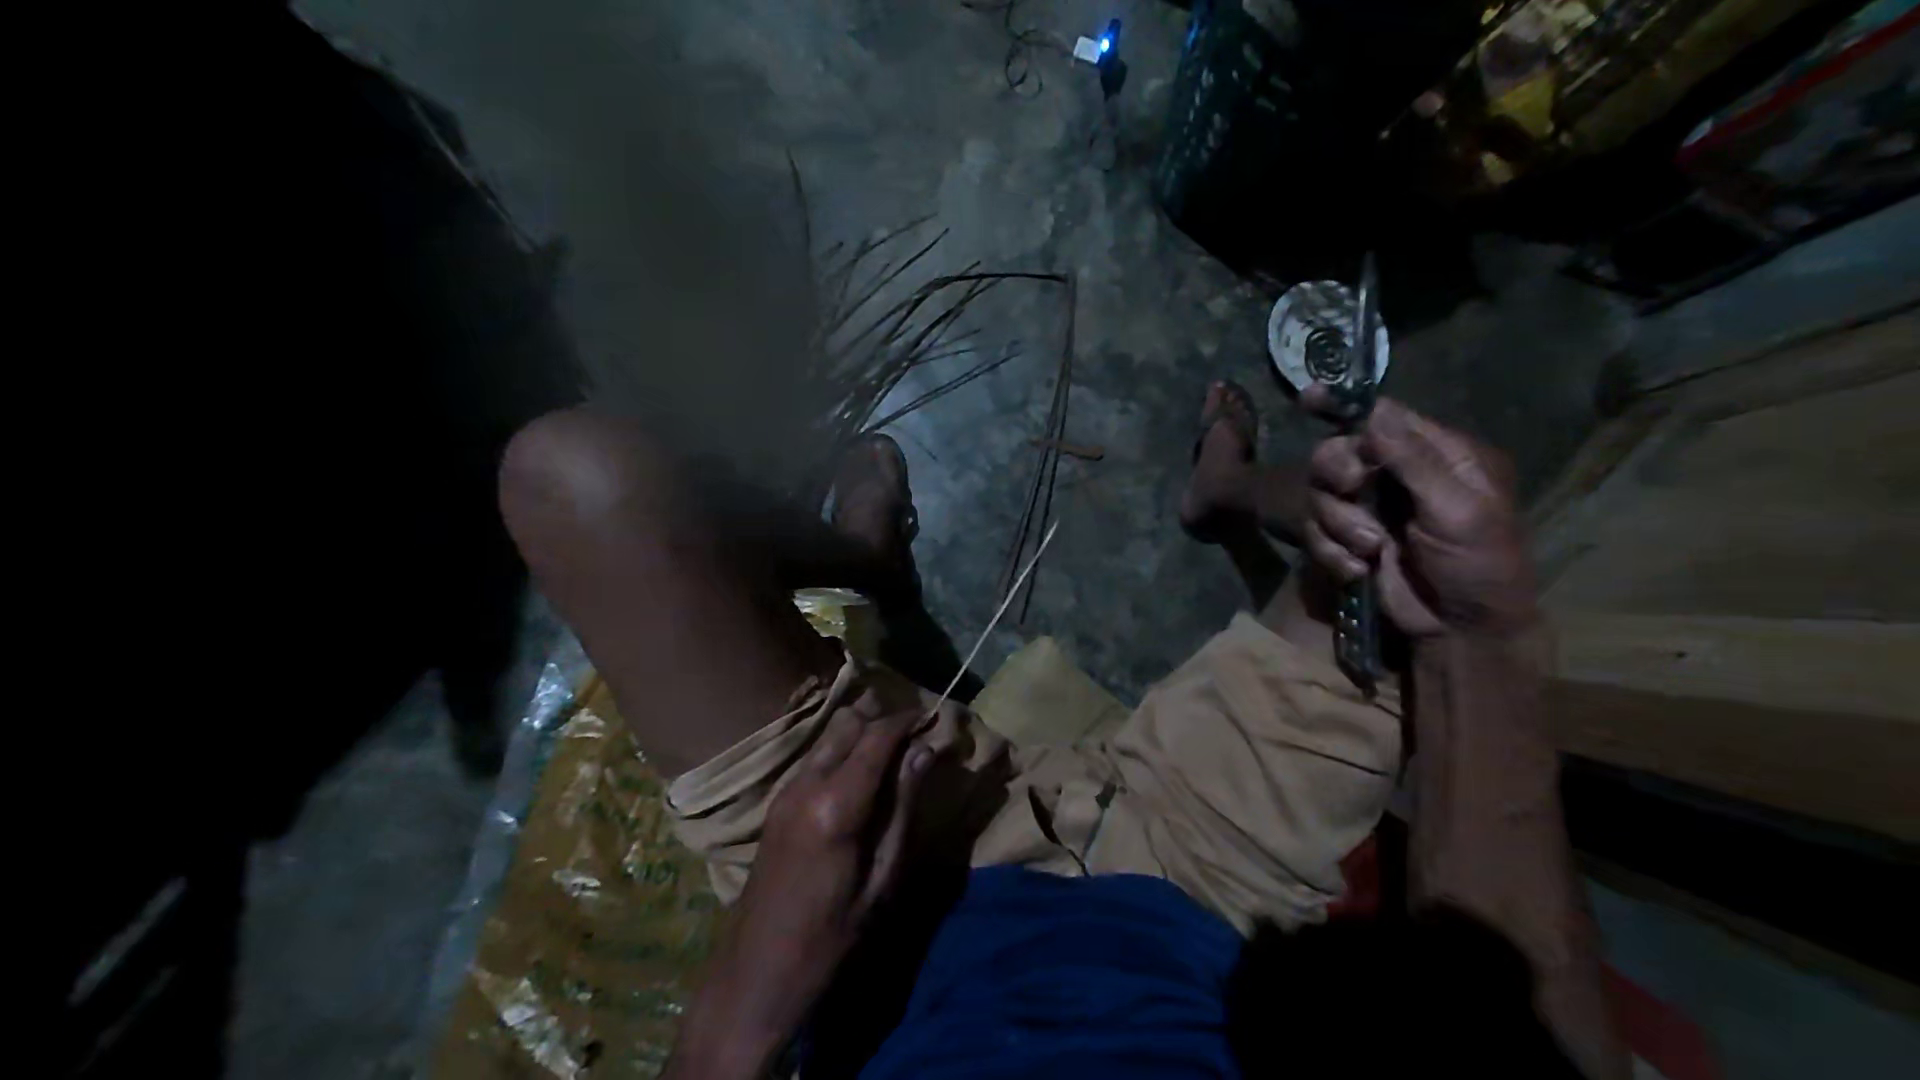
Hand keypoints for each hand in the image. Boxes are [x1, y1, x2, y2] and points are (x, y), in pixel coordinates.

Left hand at [668, 693, 936, 1078]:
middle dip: (884, 721)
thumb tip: (925, 752)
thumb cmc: (832, 935)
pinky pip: (815, 757)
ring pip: (830, 735)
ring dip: (862, 734)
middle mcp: (806, 784)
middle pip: (849, 723)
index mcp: (836, 804)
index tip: (933, 719)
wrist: (757, 972)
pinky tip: (861, 779)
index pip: (877, 736)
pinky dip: (842, 752)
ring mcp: (785, 790)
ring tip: (893, 758)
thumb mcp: (882, 878)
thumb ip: (903, 807)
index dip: (907, 721)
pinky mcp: (776, 802)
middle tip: (915, 739)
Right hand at [1303, 395, 1536, 637]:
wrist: (1459, 629)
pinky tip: (1358, 570)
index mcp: (1437, 456)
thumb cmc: (1479, 564)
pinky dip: (1331, 552)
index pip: (1383, 417)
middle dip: (1337, 475)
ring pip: (1319, 495)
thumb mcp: (1460, 510)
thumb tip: (1377, 411)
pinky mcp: (1344, 541)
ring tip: (1371, 550)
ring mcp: (1366, 510)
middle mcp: (1395, 476)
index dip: (1344, 407)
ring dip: (1339, 524)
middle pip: (1336, 453)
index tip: (1308, 400)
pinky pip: (1314, 533)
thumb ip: (1416, 460)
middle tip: (1352, 491)